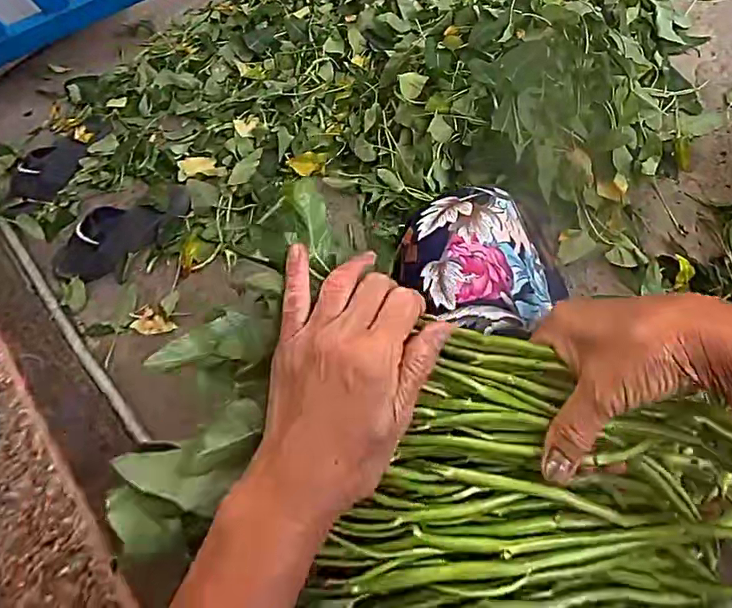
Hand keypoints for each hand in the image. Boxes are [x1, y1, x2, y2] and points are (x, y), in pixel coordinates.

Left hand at [239, 244, 451, 527]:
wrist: (295, 482)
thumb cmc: (355, 459)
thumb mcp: (399, 418)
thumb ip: (418, 365)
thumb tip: (444, 327)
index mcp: (376, 355)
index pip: (404, 302)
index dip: (416, 307)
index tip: (417, 324)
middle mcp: (344, 335)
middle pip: (375, 287)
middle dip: (391, 291)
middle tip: (395, 311)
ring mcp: (312, 335)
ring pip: (340, 282)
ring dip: (358, 269)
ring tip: (369, 263)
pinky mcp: (288, 342)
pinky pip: (292, 297)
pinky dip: (295, 271)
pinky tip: (298, 249)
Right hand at [530, 293, 731, 483]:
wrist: (704, 334)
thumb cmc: (640, 352)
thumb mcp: (599, 394)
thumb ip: (571, 431)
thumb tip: (547, 472)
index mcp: (557, 324)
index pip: (524, 366)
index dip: (525, 404)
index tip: (531, 443)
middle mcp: (576, 327)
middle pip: (554, 381)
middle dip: (562, 424)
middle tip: (567, 463)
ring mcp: (605, 339)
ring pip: (583, 390)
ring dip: (589, 426)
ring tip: (599, 464)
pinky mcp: (631, 354)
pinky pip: (608, 389)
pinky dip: (610, 417)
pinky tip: (619, 448)